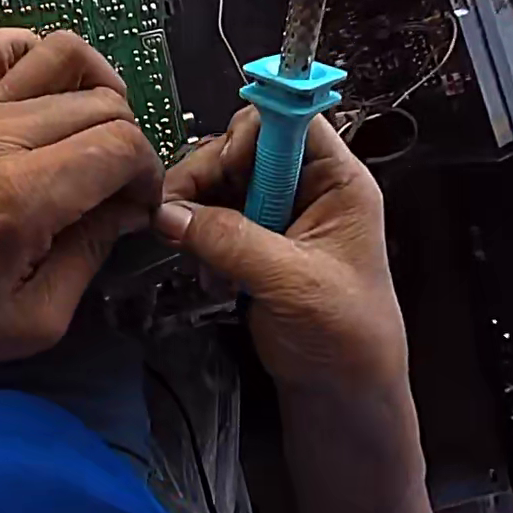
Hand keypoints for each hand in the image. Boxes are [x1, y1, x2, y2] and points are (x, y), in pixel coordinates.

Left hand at [0, 29, 162, 427]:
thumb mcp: (38, 318)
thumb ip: (94, 251)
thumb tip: (128, 207)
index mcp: (21, 195)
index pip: (121, 146)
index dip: (148, 175)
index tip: (138, 209)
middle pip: (104, 102)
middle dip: (131, 144)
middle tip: (117, 190)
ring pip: (65, 56)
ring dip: (100, 90)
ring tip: (95, 137)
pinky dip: (33, 55)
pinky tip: (46, 98)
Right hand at [154, 108, 406, 398]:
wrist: (341, 391)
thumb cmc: (343, 334)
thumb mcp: (293, 280)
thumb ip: (232, 240)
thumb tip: (169, 213)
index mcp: (336, 180)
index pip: (293, 121)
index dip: (254, 130)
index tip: (225, 166)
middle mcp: (304, 186)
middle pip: (244, 147)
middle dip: (209, 174)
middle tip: (180, 211)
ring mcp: (276, 212)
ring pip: (221, 180)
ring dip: (198, 208)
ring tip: (190, 247)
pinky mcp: (252, 239)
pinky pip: (213, 215)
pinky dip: (197, 233)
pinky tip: (204, 267)